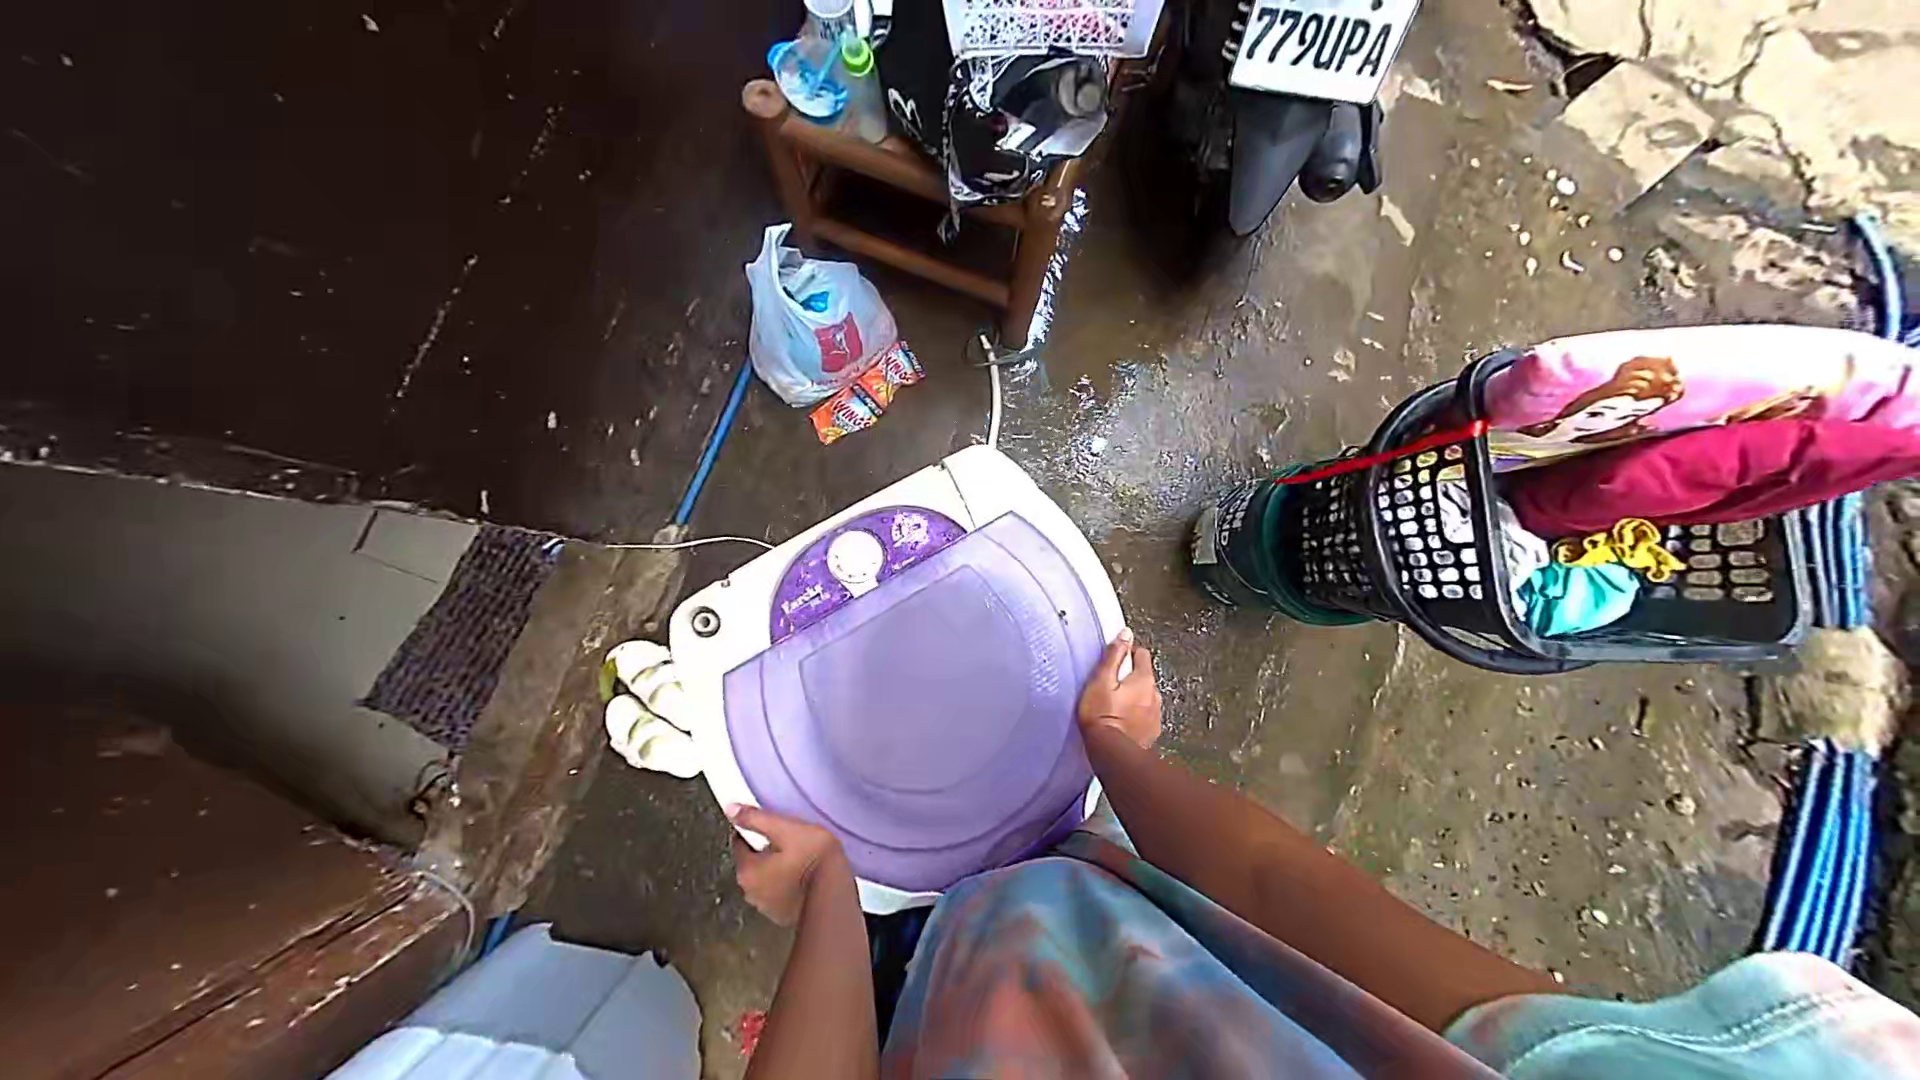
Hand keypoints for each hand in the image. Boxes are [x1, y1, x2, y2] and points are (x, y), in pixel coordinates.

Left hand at [727, 803, 851, 926]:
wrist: (835, 898)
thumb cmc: (812, 859)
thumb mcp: (787, 830)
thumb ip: (758, 819)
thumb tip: (730, 808)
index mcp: (747, 871)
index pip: (740, 843)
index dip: (756, 830)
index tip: (777, 825)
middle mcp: (750, 893)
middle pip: (753, 862)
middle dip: (767, 851)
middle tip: (792, 839)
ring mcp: (767, 908)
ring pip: (767, 879)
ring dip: (778, 869)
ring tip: (801, 857)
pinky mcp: (784, 917)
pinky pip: (781, 892)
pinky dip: (788, 884)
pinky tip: (805, 875)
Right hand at [1077, 627, 1161, 749]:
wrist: (1110, 753)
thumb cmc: (1102, 716)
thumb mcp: (1101, 680)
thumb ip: (1114, 655)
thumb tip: (1125, 635)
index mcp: (1143, 680)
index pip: (1143, 655)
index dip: (1129, 653)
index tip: (1116, 658)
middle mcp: (1154, 696)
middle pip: (1144, 676)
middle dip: (1130, 677)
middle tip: (1110, 685)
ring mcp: (1154, 716)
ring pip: (1145, 697)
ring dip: (1134, 698)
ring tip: (1113, 705)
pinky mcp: (1150, 733)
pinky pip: (1144, 716)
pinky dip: (1135, 715)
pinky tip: (1120, 720)